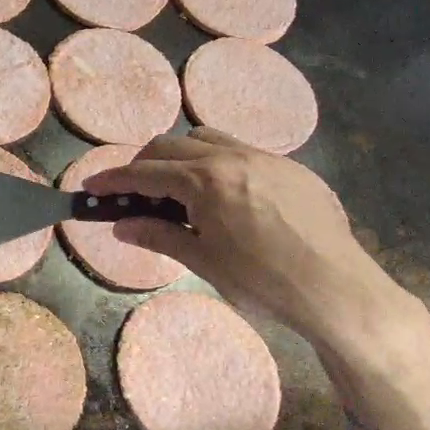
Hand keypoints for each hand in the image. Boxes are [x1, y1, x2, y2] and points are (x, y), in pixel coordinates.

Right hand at [83, 128, 428, 355]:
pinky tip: (225, 194)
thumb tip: (121, 226)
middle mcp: (233, 158)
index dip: (114, 179)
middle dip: (144, 164)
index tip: (91, 187)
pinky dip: (219, 161)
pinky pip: (244, 150)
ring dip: (182, 155)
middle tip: (133, 191)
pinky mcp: (293, 169)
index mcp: (205, 181)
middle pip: (172, 145)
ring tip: (178, 186)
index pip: (145, 173)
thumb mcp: (204, 262)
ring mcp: (267, 159)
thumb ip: (160, 236)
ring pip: (209, 139)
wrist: (338, 290)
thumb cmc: (263, 281)